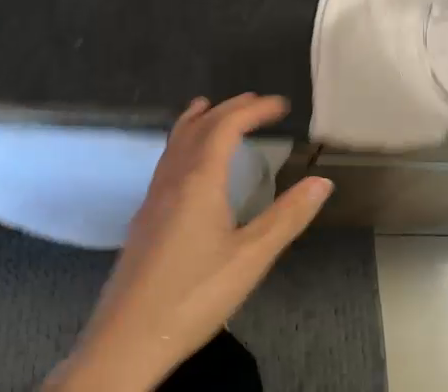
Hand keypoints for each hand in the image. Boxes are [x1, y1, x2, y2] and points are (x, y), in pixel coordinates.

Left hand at [47, 95, 331, 391]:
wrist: (124, 345)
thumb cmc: (192, 297)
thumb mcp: (251, 259)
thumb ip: (288, 217)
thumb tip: (323, 181)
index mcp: (198, 182)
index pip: (226, 127)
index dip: (254, 110)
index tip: (282, 105)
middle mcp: (172, 182)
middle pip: (197, 128)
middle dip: (228, 109)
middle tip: (257, 103)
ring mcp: (152, 202)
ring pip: (174, 144)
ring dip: (198, 121)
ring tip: (210, 109)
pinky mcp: (143, 222)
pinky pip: (165, 163)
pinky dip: (182, 143)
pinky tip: (187, 165)